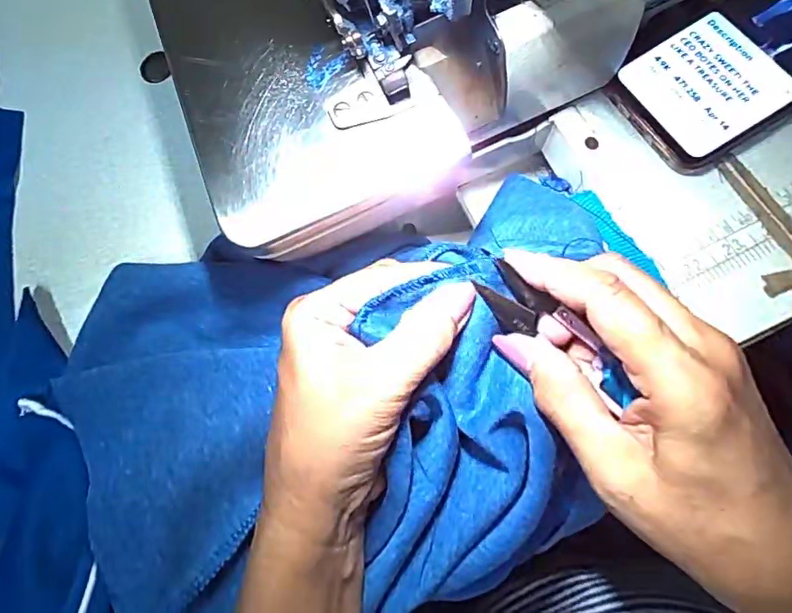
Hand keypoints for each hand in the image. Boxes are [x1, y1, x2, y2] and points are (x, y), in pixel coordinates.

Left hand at [240, 260, 474, 612]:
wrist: (318, 515)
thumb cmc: (333, 442)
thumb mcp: (381, 383)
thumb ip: (424, 334)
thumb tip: (465, 289)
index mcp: (315, 312)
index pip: (378, 279)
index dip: (425, 277)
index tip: (470, 277)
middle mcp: (328, 322)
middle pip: (390, 298)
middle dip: (430, 301)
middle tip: (476, 299)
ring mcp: (345, 348)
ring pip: (400, 323)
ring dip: (432, 325)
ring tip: (472, 316)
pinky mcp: (363, 374)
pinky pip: (402, 348)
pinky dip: (427, 348)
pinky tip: (454, 344)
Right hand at [492, 251, 791, 612]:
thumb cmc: (707, 530)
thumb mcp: (618, 476)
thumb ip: (564, 400)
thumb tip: (519, 344)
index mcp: (685, 377)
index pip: (607, 295)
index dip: (553, 272)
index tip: (511, 261)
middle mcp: (705, 342)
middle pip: (622, 274)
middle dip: (567, 283)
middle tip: (536, 327)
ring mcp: (714, 342)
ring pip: (635, 286)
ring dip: (588, 301)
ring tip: (564, 351)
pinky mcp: (713, 349)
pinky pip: (650, 308)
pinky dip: (611, 316)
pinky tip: (597, 358)